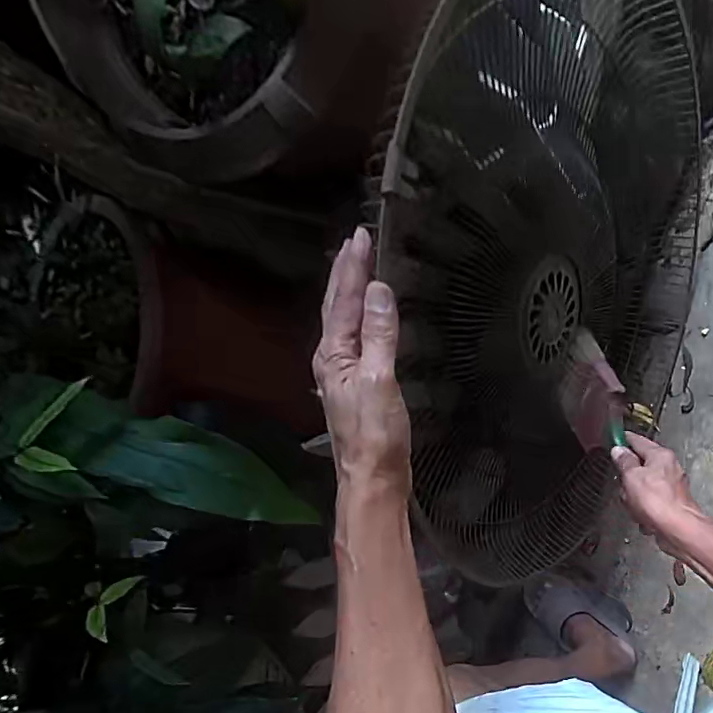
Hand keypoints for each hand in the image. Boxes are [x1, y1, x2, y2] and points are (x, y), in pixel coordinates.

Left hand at [314, 227, 409, 494]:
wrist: (374, 478)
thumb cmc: (376, 435)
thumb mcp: (379, 380)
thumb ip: (379, 335)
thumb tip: (378, 290)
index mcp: (333, 354)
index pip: (342, 300)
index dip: (352, 267)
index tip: (361, 234)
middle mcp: (332, 360)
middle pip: (336, 307)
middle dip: (346, 273)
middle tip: (358, 242)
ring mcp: (344, 374)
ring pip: (344, 323)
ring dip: (351, 294)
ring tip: (361, 270)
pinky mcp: (359, 387)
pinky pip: (358, 340)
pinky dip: (363, 319)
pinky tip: (371, 320)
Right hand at [612, 433, 709, 557]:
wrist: (678, 529)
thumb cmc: (659, 502)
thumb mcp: (631, 477)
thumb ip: (624, 462)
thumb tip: (619, 451)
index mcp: (661, 456)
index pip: (638, 441)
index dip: (624, 439)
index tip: (616, 438)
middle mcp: (670, 468)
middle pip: (641, 466)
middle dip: (628, 478)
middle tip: (623, 484)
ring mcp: (672, 487)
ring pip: (644, 487)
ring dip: (635, 497)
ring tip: (635, 506)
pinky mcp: (672, 504)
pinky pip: (650, 504)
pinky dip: (644, 511)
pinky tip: (644, 517)